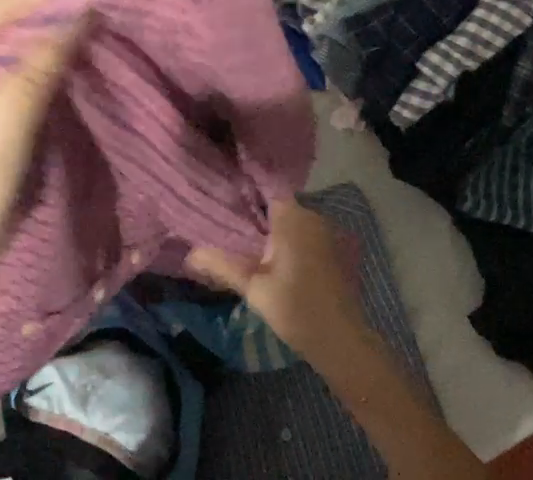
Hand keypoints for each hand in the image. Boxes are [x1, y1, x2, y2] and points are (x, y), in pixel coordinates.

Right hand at [186, 199, 366, 359]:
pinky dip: (292, 244)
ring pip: (294, 224)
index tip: (225, 210)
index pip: (264, 193)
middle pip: (279, 209)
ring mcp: (327, 233)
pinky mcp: (335, 251)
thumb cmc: (295, 308)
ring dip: (276, 234)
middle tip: (231, 234)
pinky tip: (277, 263)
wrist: (340, 339)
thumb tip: (191, 254)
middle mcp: (313, 217)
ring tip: (249, 249)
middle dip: (258, 220)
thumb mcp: (254, 288)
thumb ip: (223, 266)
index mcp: (293, 217)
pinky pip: (307, 237)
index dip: (245, 200)